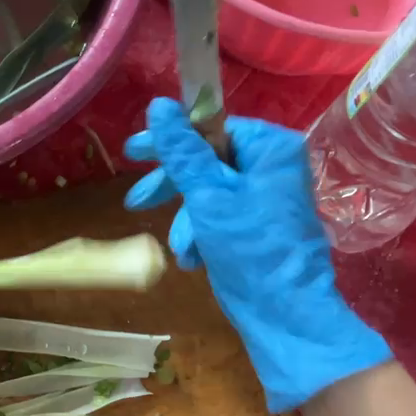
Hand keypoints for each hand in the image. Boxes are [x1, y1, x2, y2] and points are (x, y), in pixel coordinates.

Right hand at [124, 97, 390, 411]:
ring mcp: (258, 198)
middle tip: (135, 202)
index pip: (213, 127)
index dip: (171, 139)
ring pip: (202, 194)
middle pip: (204, 161)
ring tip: (184, 249)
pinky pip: (210, 218)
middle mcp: (267, 167)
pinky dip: (197, 236)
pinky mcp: (247, 227)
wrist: (281, 309)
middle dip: (172, 188)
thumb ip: (182, 151)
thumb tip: (158, 106)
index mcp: (269, 148)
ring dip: (184, 222)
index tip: (133, 152)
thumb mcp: (208, 195)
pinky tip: (193, 259)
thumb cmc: (250, 247)